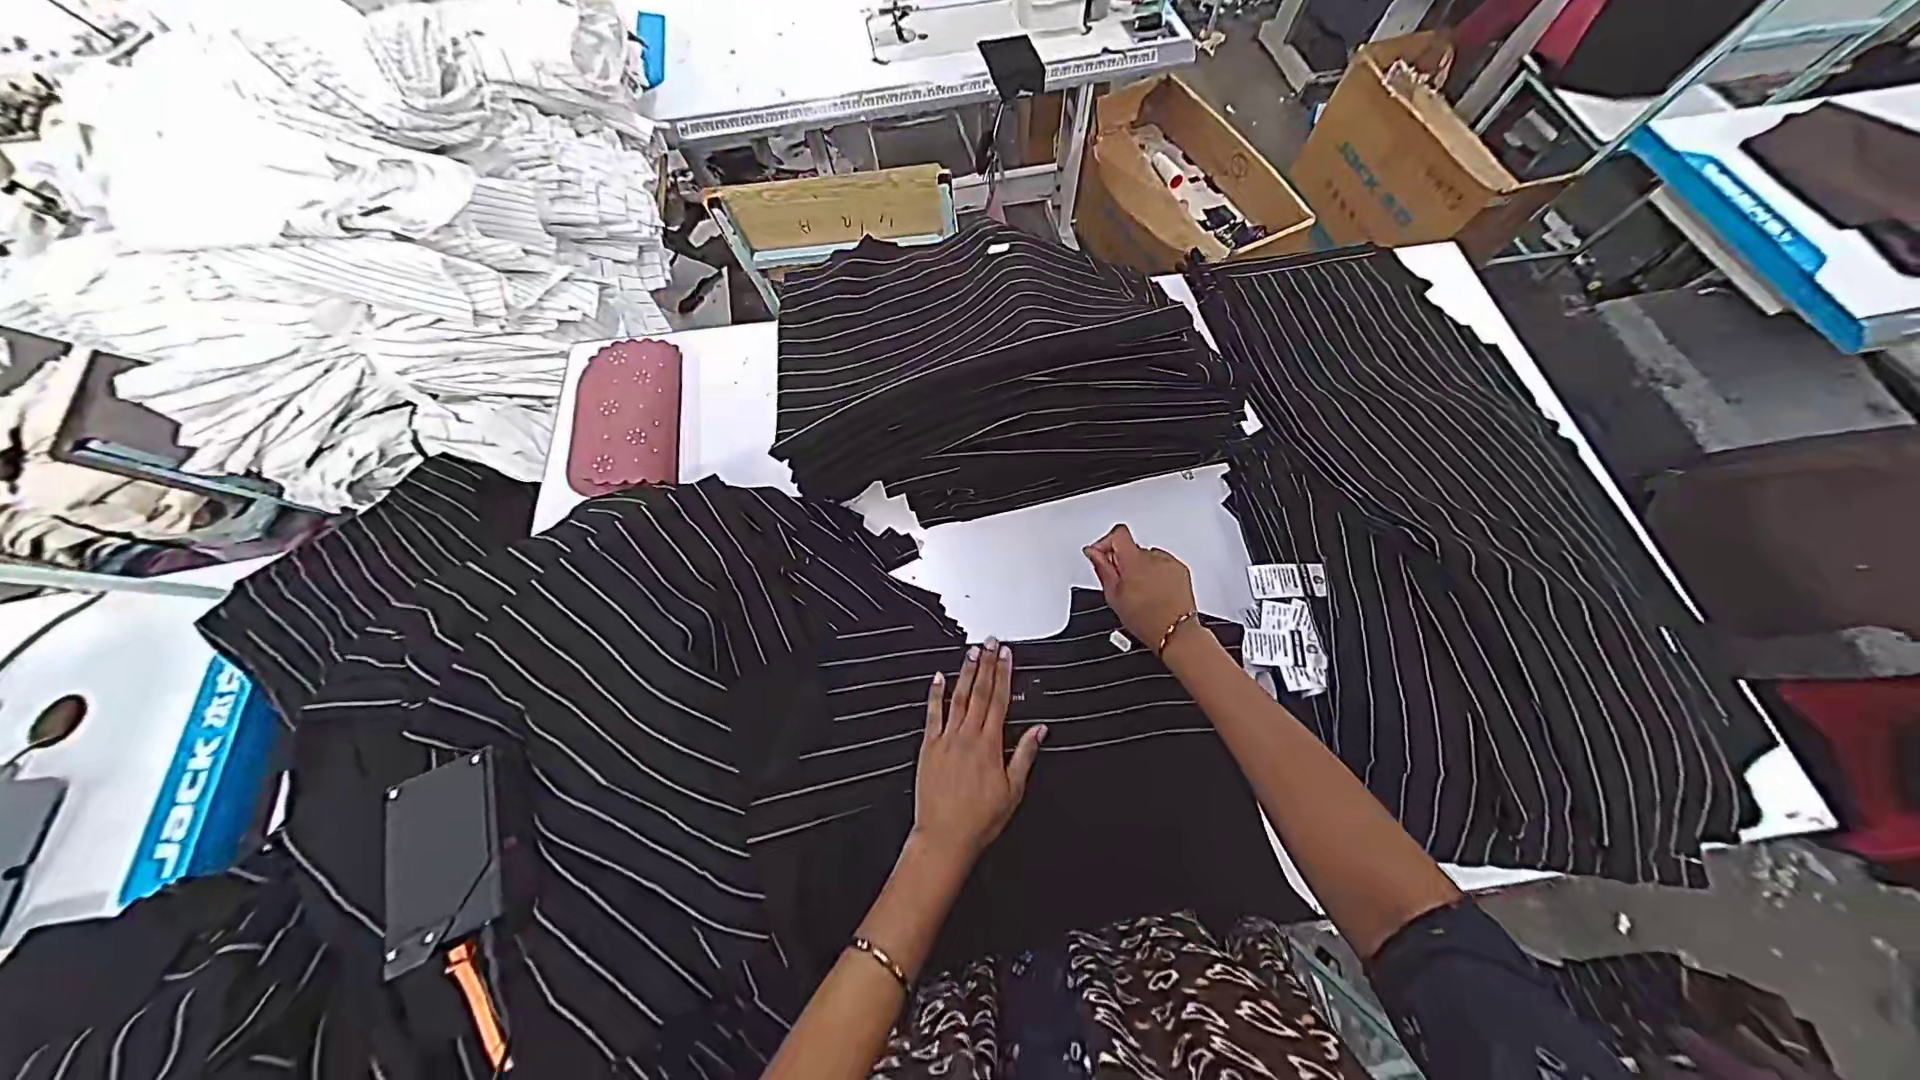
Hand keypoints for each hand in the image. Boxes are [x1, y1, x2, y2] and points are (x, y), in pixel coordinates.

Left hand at [911, 638, 1045, 865]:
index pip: (999, 699)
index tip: (1006, 655)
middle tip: (990, 643)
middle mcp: (967, 737)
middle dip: (986, 664)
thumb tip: (1038, 731)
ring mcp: (946, 739)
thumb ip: (1025, 754)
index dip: (1003, 674)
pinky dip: (935, 694)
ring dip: (965, 672)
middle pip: (979, 691)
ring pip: (957, 697)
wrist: (945, 837)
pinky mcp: (929, 747)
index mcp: (990, 745)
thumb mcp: (1013, 789)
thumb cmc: (979, 819)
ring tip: (971, 652)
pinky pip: (932, 714)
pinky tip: (938, 678)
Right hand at [1083, 524, 1198, 649]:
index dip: (1106, 543)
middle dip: (1123, 562)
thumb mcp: (1114, 595)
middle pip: (1132, 548)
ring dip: (1140, 568)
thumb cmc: (1145, 619)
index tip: (1102, 556)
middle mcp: (1154, 557)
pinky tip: (1153, 592)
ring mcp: (1169, 563)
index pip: (1118, 534)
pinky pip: (1163, 564)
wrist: (1175, 632)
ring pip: (1147, 557)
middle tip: (1120, 584)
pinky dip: (1156, 573)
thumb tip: (1093, 552)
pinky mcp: (1181, 570)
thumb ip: (1102, 568)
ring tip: (1139, 591)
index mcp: (1134, 561)